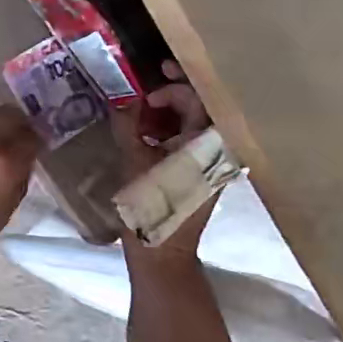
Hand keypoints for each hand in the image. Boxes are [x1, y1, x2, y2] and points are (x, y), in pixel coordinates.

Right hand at [114, 61, 217, 258]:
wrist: (161, 252)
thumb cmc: (148, 207)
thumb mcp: (134, 163)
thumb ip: (129, 127)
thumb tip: (124, 101)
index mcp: (208, 144)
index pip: (198, 100)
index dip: (172, 89)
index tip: (145, 94)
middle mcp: (218, 151)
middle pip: (201, 109)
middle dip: (173, 96)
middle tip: (145, 92)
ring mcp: (212, 164)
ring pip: (195, 126)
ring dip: (169, 115)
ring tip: (141, 114)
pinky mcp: (202, 176)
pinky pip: (190, 143)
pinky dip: (170, 133)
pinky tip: (147, 137)